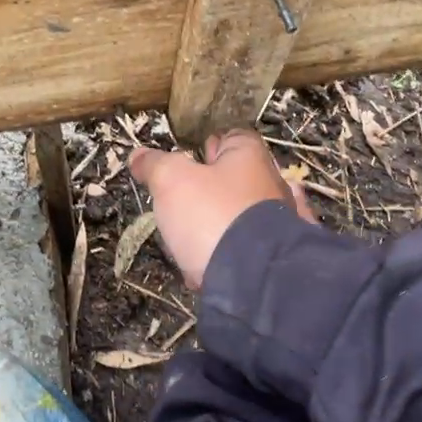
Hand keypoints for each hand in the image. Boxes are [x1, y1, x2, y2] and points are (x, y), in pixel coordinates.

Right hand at [128, 129, 315, 288]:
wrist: (255, 283)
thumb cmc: (212, 216)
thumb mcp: (171, 180)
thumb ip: (154, 164)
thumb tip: (138, 155)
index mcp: (251, 157)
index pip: (233, 138)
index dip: (209, 145)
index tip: (189, 159)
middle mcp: (273, 185)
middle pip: (238, 178)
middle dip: (213, 188)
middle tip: (185, 200)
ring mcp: (282, 224)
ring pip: (244, 216)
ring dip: (223, 223)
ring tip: (194, 237)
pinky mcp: (281, 260)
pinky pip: (254, 249)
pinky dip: (236, 252)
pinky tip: (213, 261)